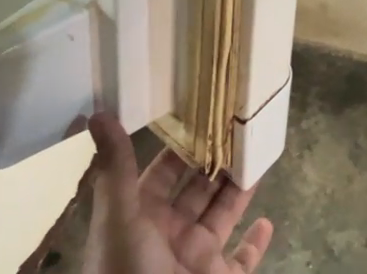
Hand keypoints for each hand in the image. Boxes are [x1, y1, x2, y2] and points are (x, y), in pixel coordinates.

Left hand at [79, 113, 273, 273]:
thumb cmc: (126, 273)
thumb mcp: (117, 218)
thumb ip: (116, 167)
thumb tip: (98, 112)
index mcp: (140, 217)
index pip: (163, 170)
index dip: (183, 142)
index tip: (205, 109)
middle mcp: (169, 234)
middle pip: (198, 187)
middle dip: (217, 159)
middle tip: (241, 123)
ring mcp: (196, 259)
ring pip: (223, 214)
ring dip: (240, 188)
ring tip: (259, 153)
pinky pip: (242, 261)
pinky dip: (256, 244)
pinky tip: (268, 221)